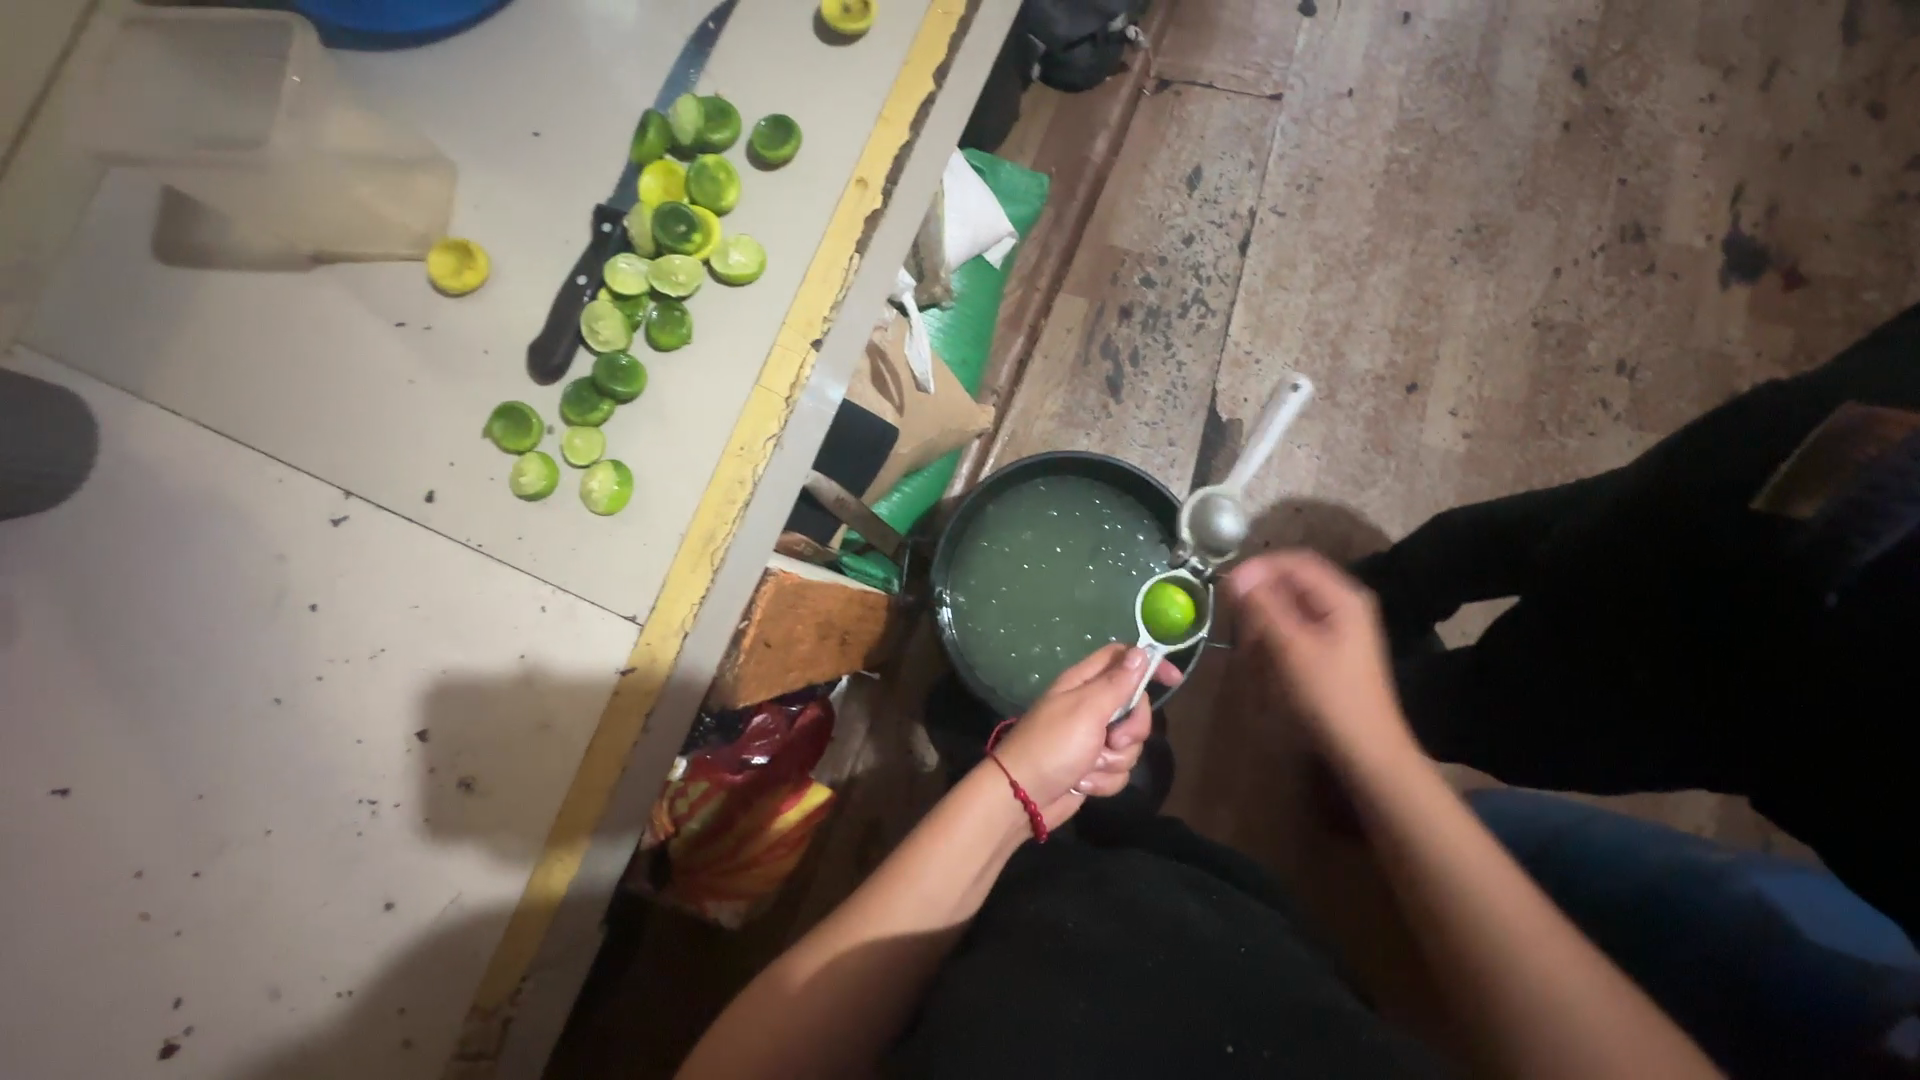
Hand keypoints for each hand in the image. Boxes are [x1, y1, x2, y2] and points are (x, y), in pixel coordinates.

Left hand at [986, 644, 1182, 827]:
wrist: (1022, 797)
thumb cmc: (1052, 746)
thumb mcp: (1087, 709)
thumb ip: (1117, 682)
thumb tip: (1141, 651)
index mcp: (1083, 683)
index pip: (1122, 659)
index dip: (1148, 664)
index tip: (1174, 679)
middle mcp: (1089, 706)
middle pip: (1134, 707)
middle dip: (1132, 728)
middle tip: (1113, 738)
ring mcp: (1091, 738)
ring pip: (1130, 743)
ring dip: (1114, 760)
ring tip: (1089, 765)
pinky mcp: (1092, 767)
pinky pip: (1118, 770)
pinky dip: (1104, 780)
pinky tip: (1083, 784)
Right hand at [1223, 550, 1414, 764]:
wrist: (1366, 748)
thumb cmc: (1330, 696)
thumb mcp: (1291, 648)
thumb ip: (1263, 607)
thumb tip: (1235, 576)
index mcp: (1342, 597)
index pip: (1294, 562)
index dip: (1258, 568)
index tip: (1226, 586)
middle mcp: (1343, 605)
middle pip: (1290, 585)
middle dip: (1260, 602)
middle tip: (1237, 625)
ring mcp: (1338, 627)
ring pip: (1289, 609)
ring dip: (1264, 625)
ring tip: (1250, 651)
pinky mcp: (1331, 648)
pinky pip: (1294, 630)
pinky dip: (1274, 641)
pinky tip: (1263, 663)